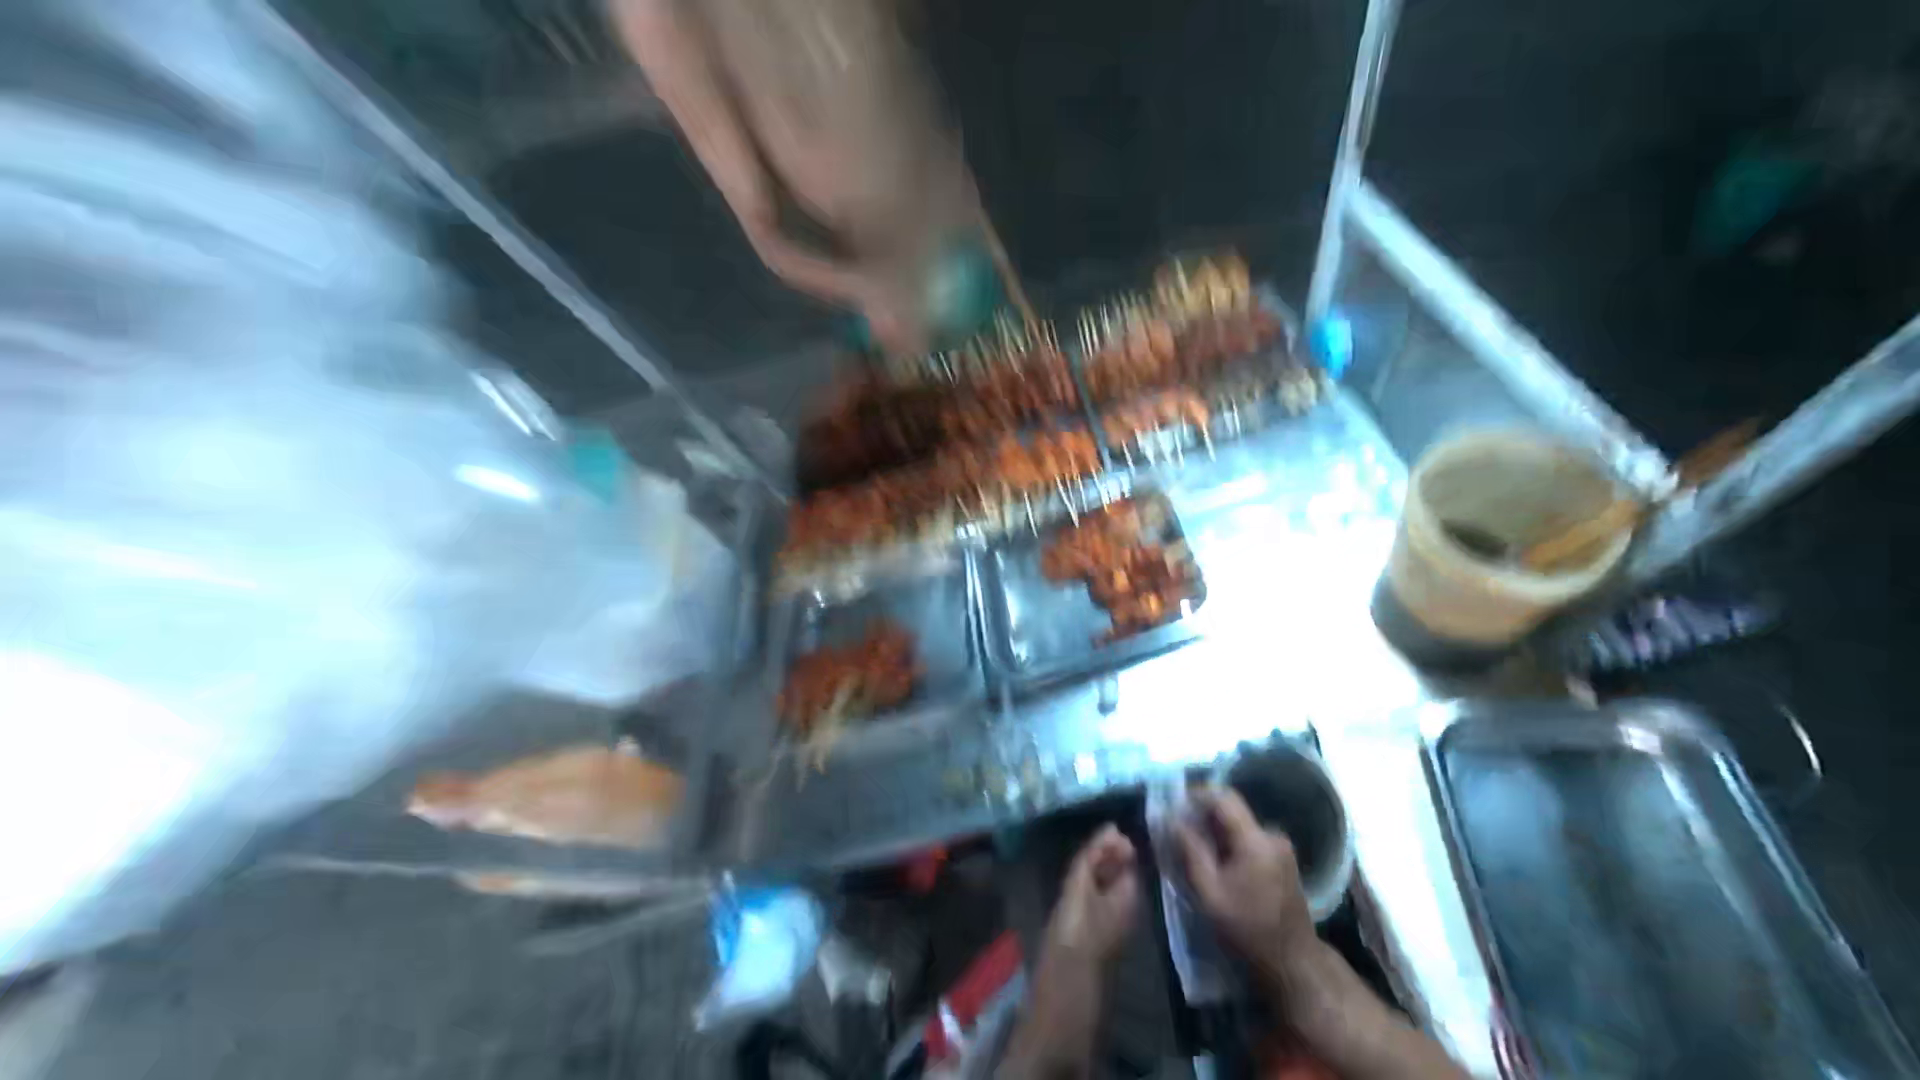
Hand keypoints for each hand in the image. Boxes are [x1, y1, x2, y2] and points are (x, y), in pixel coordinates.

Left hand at [1002, 826, 1138, 1078]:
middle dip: (1106, 860)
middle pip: (1086, 881)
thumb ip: (1108, 915)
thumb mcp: (1087, 955)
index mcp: (1066, 913)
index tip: (1120, 828)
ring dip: (1112, 882)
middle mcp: (1069, 922)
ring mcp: (1077, 947)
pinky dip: (1117, 911)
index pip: (1080, 868)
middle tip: (1135, 845)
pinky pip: (1103, 925)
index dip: (1097, 846)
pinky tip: (1131, 915)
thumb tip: (1130, 875)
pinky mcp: (1088, 970)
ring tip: (1137, 870)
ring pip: (1094, 901)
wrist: (1049, 1057)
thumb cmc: (1066, 1002)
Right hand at [1174, 787, 1316, 993]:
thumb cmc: (1247, 930)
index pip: (1224, 797)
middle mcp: (1272, 836)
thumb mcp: (1209, 892)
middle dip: (1202, 815)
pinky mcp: (1282, 859)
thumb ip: (1190, 850)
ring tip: (1193, 847)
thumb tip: (1171, 817)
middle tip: (1177, 829)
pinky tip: (1216, 861)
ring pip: (1239, 825)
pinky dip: (1229, 842)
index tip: (1174, 804)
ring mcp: (1281, 847)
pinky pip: (1249, 838)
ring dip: (1215, 830)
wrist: (1293, 964)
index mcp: (1256, 841)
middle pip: (1231, 810)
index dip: (1196, 794)